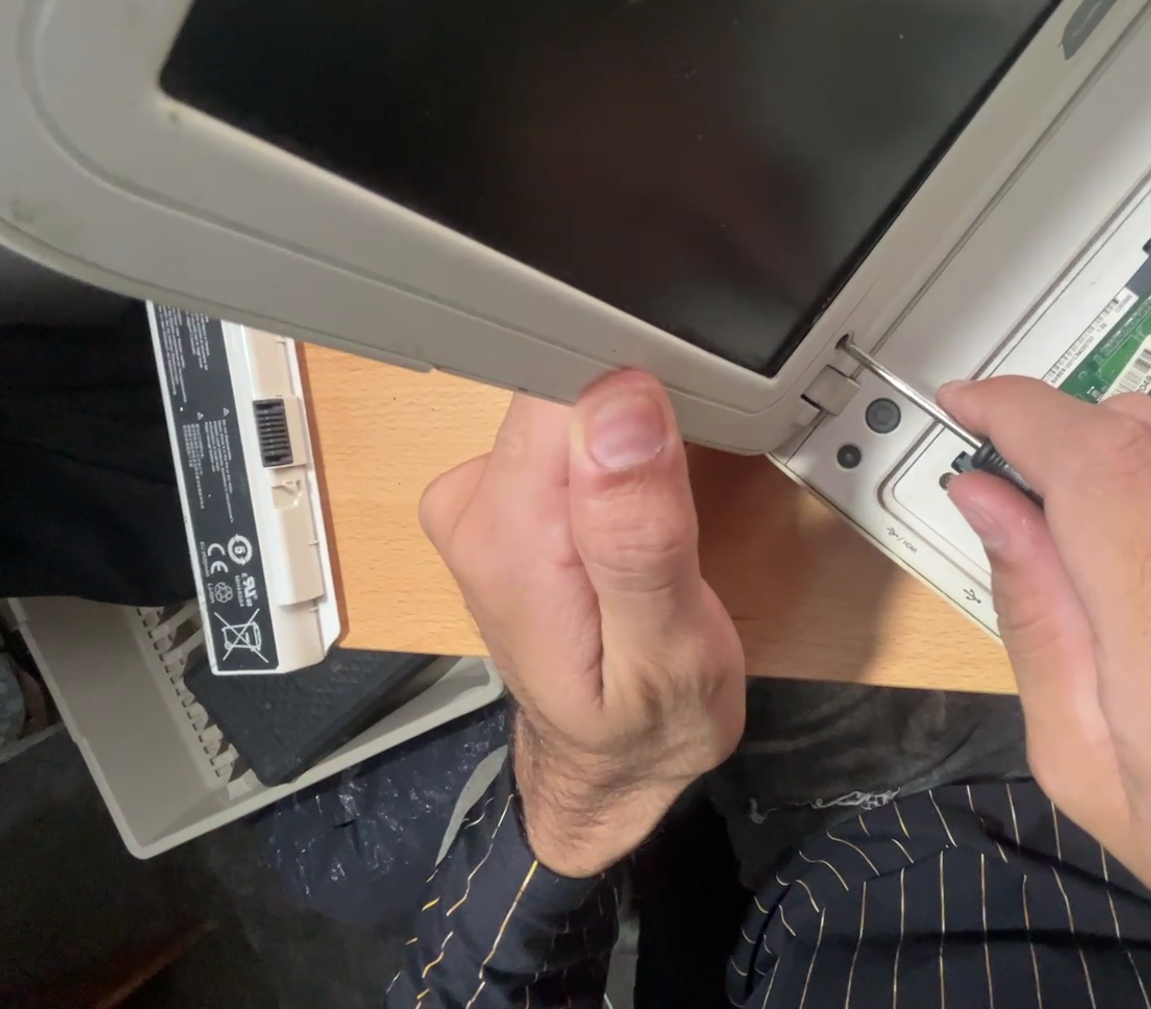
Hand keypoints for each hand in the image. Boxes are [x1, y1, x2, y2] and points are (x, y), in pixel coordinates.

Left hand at [420, 371, 745, 876]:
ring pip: (565, 408)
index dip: (629, 395)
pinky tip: (628, 504)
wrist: (607, 758)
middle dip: (633, 426)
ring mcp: (479, 498)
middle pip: (561, 392)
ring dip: (624, 442)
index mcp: (510, 537)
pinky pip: (560, 430)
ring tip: (657, 511)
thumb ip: (640, 534)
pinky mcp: (501, 496)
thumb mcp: (669, 651)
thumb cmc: (646, 726)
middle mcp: (473, 505)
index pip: (559, 391)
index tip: (673, 444)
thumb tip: (620, 405)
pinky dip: (607, 450)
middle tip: (676, 500)